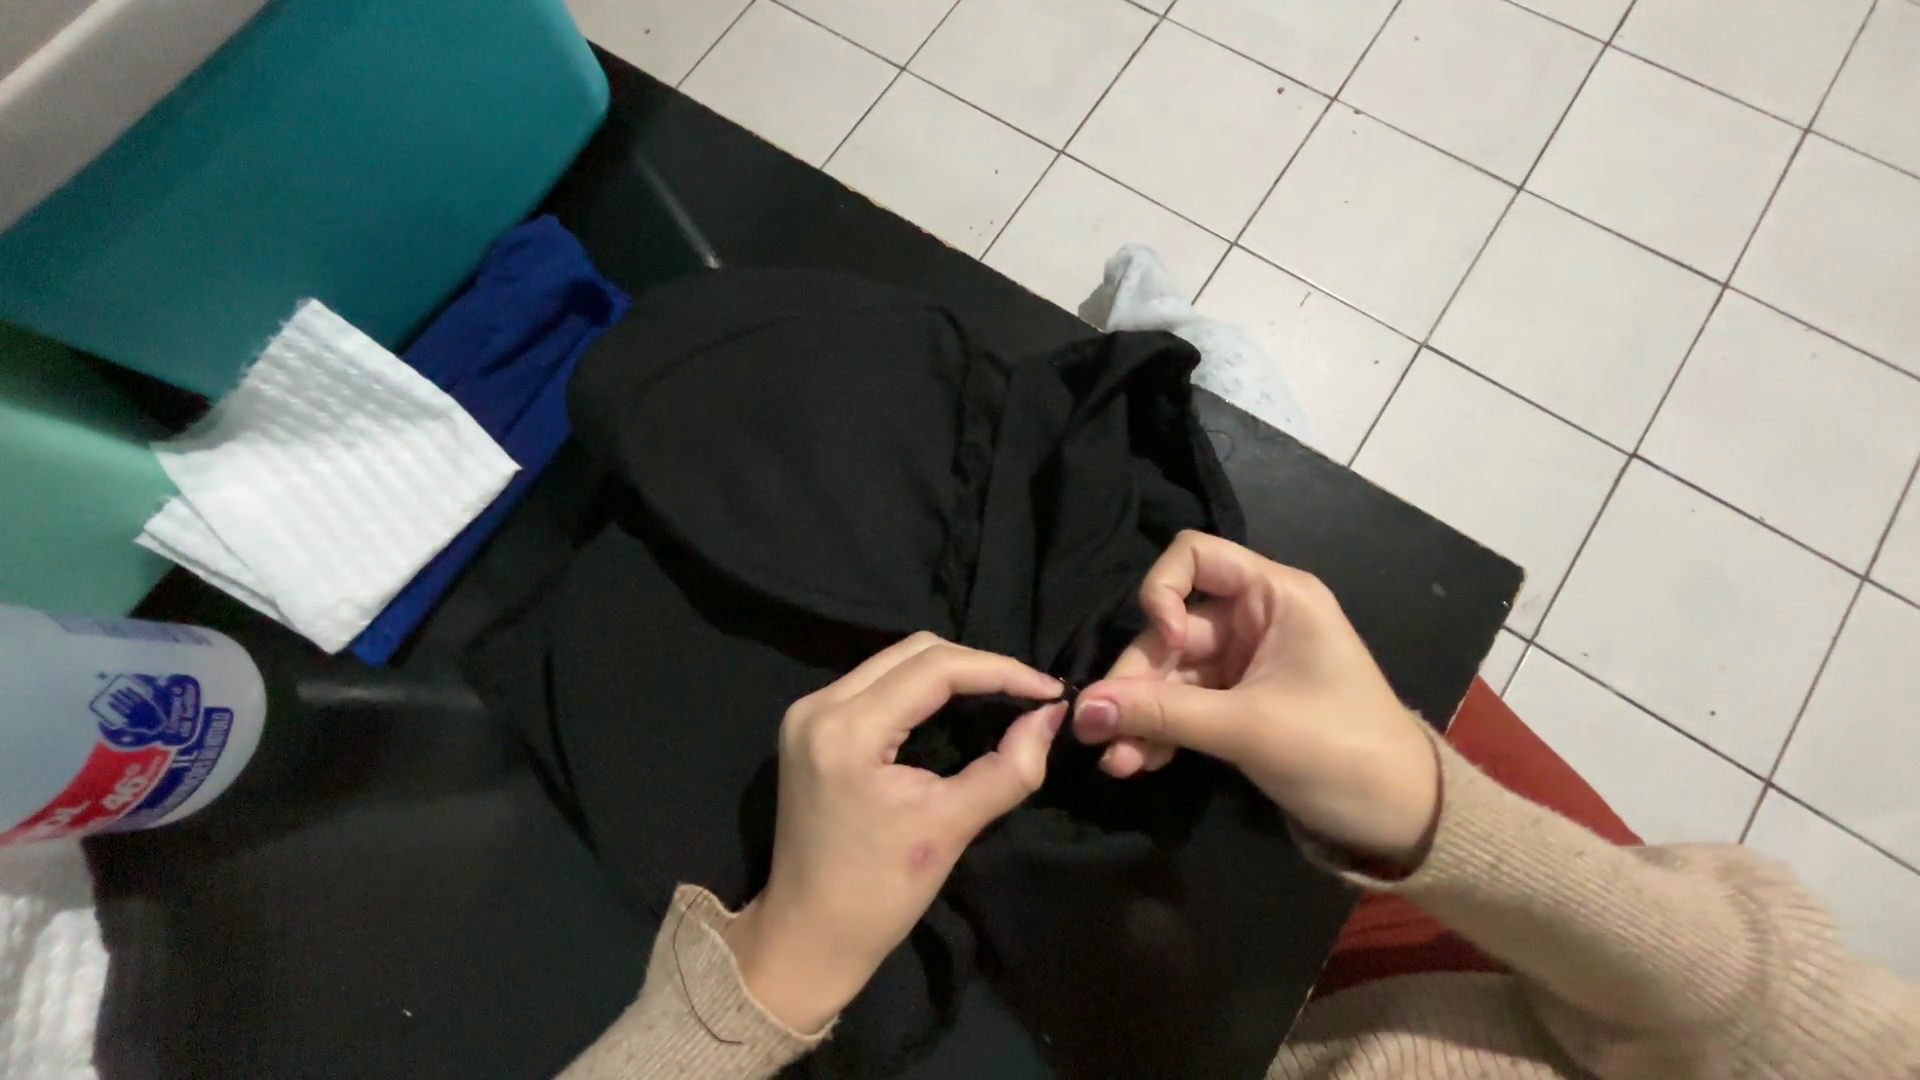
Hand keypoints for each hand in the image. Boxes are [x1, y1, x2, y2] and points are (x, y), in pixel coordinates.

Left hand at [723, 633, 1066, 1032]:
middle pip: (914, 651)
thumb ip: (1010, 767)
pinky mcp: (810, 722)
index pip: (935, 668)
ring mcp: (809, 710)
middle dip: (978, 665)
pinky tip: (955, 704)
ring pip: (895, 660)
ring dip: (950, 671)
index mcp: (847, 729)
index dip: (999, 670)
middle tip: (1026, 692)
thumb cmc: (879, 893)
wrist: (807, 935)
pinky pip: (877, 681)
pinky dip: (921, 685)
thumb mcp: (952, 827)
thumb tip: (1051, 716)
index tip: (1047, 689)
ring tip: (1000, 695)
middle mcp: (819, 705)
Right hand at [1075, 532, 1439, 871]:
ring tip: (1115, 762)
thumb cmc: (1340, 752)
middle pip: (1169, 628)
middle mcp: (1252, 619)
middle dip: (1135, 680)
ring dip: (1138, 715)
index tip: (1165, 642)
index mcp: (1274, 596)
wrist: (1402, 822)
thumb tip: (1082, 708)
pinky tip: (1136, 763)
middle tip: (1098, 730)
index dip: (1163, 591)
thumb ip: (1161, 715)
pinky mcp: (1234, 702)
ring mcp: (1241, 663)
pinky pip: (1181, 704)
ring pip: (1168, 673)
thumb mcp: (1247, 729)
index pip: (1194, 556)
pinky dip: (1158, 730)